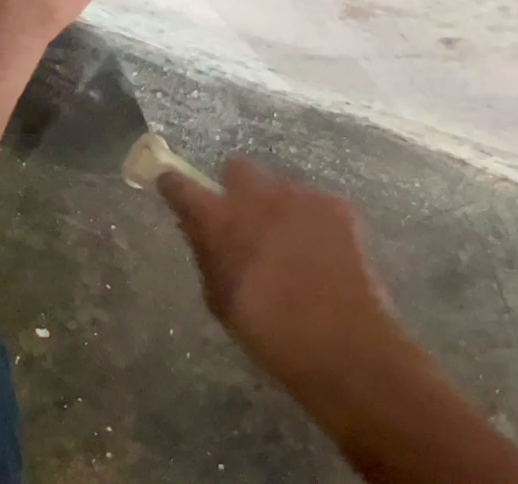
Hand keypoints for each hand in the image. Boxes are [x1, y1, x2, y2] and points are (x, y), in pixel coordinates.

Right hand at [160, 160, 404, 396]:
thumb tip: (195, 227)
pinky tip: (321, 254)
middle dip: (235, 189)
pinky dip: (311, 221)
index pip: (179, 184)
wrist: (346, 350)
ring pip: (279, 187)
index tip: (171, 188)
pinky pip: (313, 203)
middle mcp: (256, 197)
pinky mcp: (336, 206)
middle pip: (236, 168)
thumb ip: (205, 255)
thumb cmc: (271, 335)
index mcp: (219, 221)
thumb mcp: (220, 301)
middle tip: (244, 222)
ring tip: (291, 247)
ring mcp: (300, 197)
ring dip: (276, 208)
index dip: (173, 184)